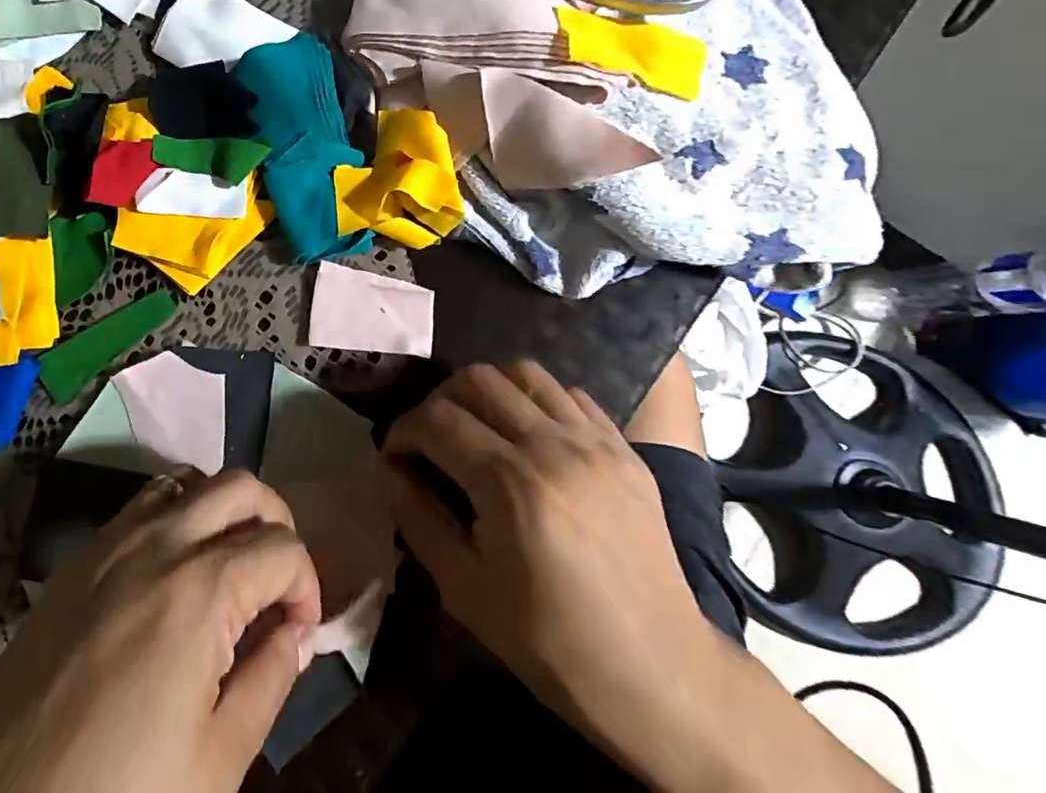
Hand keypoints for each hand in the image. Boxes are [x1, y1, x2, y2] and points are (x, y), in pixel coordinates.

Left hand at [0, 469, 321, 792]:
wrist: (5, 790)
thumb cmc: (123, 781)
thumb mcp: (219, 753)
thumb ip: (270, 676)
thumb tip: (297, 630)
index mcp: (200, 588)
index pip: (283, 548)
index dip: (307, 587)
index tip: (299, 630)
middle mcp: (157, 541)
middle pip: (240, 486)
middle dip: (276, 522)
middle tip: (277, 582)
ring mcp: (111, 539)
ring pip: (187, 481)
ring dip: (223, 509)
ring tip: (230, 566)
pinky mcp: (80, 553)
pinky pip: (141, 504)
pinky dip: (176, 514)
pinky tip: (176, 568)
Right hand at [386, 362, 894, 792]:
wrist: (657, 672)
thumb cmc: (547, 636)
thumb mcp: (460, 584)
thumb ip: (415, 514)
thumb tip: (387, 469)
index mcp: (511, 483)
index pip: (434, 419)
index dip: (401, 432)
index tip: (395, 459)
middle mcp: (555, 448)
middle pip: (476, 380)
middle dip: (437, 402)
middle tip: (431, 439)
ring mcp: (598, 445)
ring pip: (525, 373)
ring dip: (487, 392)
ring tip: (477, 429)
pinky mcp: (626, 453)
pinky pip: (571, 395)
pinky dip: (536, 401)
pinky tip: (527, 437)